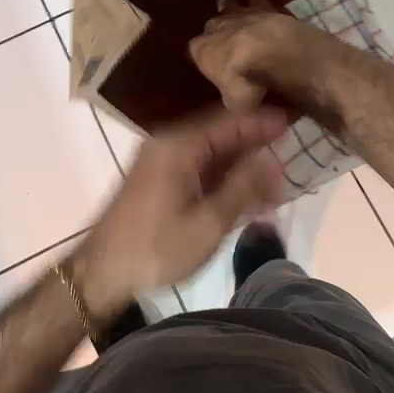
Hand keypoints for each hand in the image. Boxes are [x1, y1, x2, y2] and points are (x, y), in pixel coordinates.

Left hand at [71, 109, 288, 315]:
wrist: (101, 272)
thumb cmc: (156, 247)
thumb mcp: (207, 222)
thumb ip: (242, 188)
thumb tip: (273, 160)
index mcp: (178, 146)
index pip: (227, 123)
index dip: (261, 122)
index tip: (292, 120)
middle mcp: (168, 145)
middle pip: (220, 137)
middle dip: (255, 150)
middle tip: (289, 164)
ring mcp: (161, 163)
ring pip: (210, 156)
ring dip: (240, 169)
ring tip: (275, 187)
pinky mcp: (158, 182)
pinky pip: (198, 170)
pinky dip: (222, 181)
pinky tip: (245, 198)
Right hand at [189, 0, 325, 112]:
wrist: (271, 53)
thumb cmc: (245, 83)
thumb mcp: (234, 104)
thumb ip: (233, 100)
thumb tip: (238, 102)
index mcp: (201, 52)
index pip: (194, 53)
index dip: (200, 58)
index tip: (204, 63)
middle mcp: (214, 29)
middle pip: (210, 26)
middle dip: (212, 29)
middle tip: (215, 32)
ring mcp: (238, 15)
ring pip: (228, 6)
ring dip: (226, 4)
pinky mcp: (262, 7)